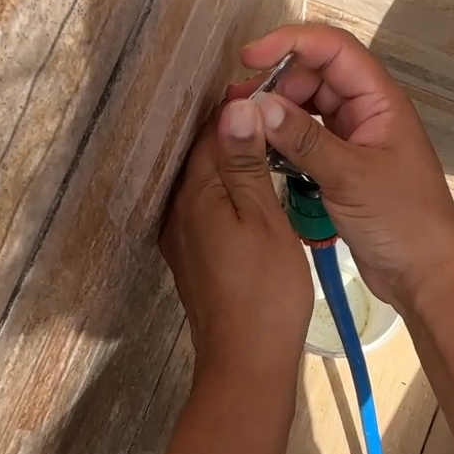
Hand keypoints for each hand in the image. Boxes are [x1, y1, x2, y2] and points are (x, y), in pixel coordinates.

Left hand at [161, 98, 312, 381]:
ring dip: (231, 160)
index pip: (211, 131)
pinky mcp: (191, 254)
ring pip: (203, 181)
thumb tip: (234, 107)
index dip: (240, 108)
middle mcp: (177, 208)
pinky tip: (252, 191)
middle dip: (234, 131)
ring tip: (270, 147)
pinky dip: (226, 191)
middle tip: (277, 116)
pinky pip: (205, 206)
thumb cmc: (265, 292)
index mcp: (195, 193)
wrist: (245, 360)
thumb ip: (246, 165)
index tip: (274, 92)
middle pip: (201, 154)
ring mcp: (180, 234)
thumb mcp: (264, 221)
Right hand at [228, 25, 453, 310]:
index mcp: (380, 101)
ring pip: (309, 109)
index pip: (334, 49)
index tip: (249, 58)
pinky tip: (261, 150)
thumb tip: (257, 106)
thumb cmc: (401, 221)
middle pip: (316, 76)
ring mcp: (355, 141)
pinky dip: (285, 140)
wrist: (423, 272)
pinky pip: (308, 140)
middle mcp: (367, 113)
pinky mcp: (343, 169)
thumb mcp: (350, 177)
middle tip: (239, 105)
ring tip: (244, 126)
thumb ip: (304, 140)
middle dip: (277, 82)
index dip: (290, 43)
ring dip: (278, 112)